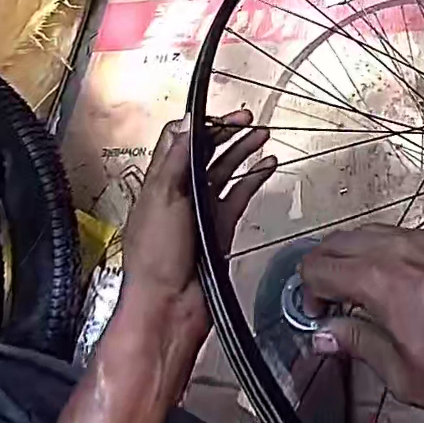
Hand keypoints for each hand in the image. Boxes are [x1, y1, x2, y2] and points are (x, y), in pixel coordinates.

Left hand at [123, 110, 276, 313]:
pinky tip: (267, 165)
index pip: (179, 139)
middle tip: (248, 118)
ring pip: (225, 168)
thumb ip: (178, 158)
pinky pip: (240, 193)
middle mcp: (182, 189)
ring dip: (243, 150)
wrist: (168, 307)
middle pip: (205, 150)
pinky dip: (254, 177)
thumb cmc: (155, 254)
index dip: (200, 123)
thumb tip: (188, 120)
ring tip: (262, 134)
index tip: (221, 115)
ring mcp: (202, 206)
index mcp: (162, 179)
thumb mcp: (163, 196)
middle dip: (226, 131)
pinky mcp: (221, 224)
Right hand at [300, 226, 423, 422]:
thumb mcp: (403, 373)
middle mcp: (397, 247)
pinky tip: (380, 280)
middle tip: (325, 305)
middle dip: (321, 268)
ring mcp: (419, 239)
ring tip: (350, 294)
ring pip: (362, 232)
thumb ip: (358, 343)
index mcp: (382, 279)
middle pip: (337, 241)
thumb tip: (326, 335)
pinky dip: (371, 249)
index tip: (315, 314)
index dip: (308, 290)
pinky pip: (388, 233)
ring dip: (346, 256)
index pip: (321, 265)